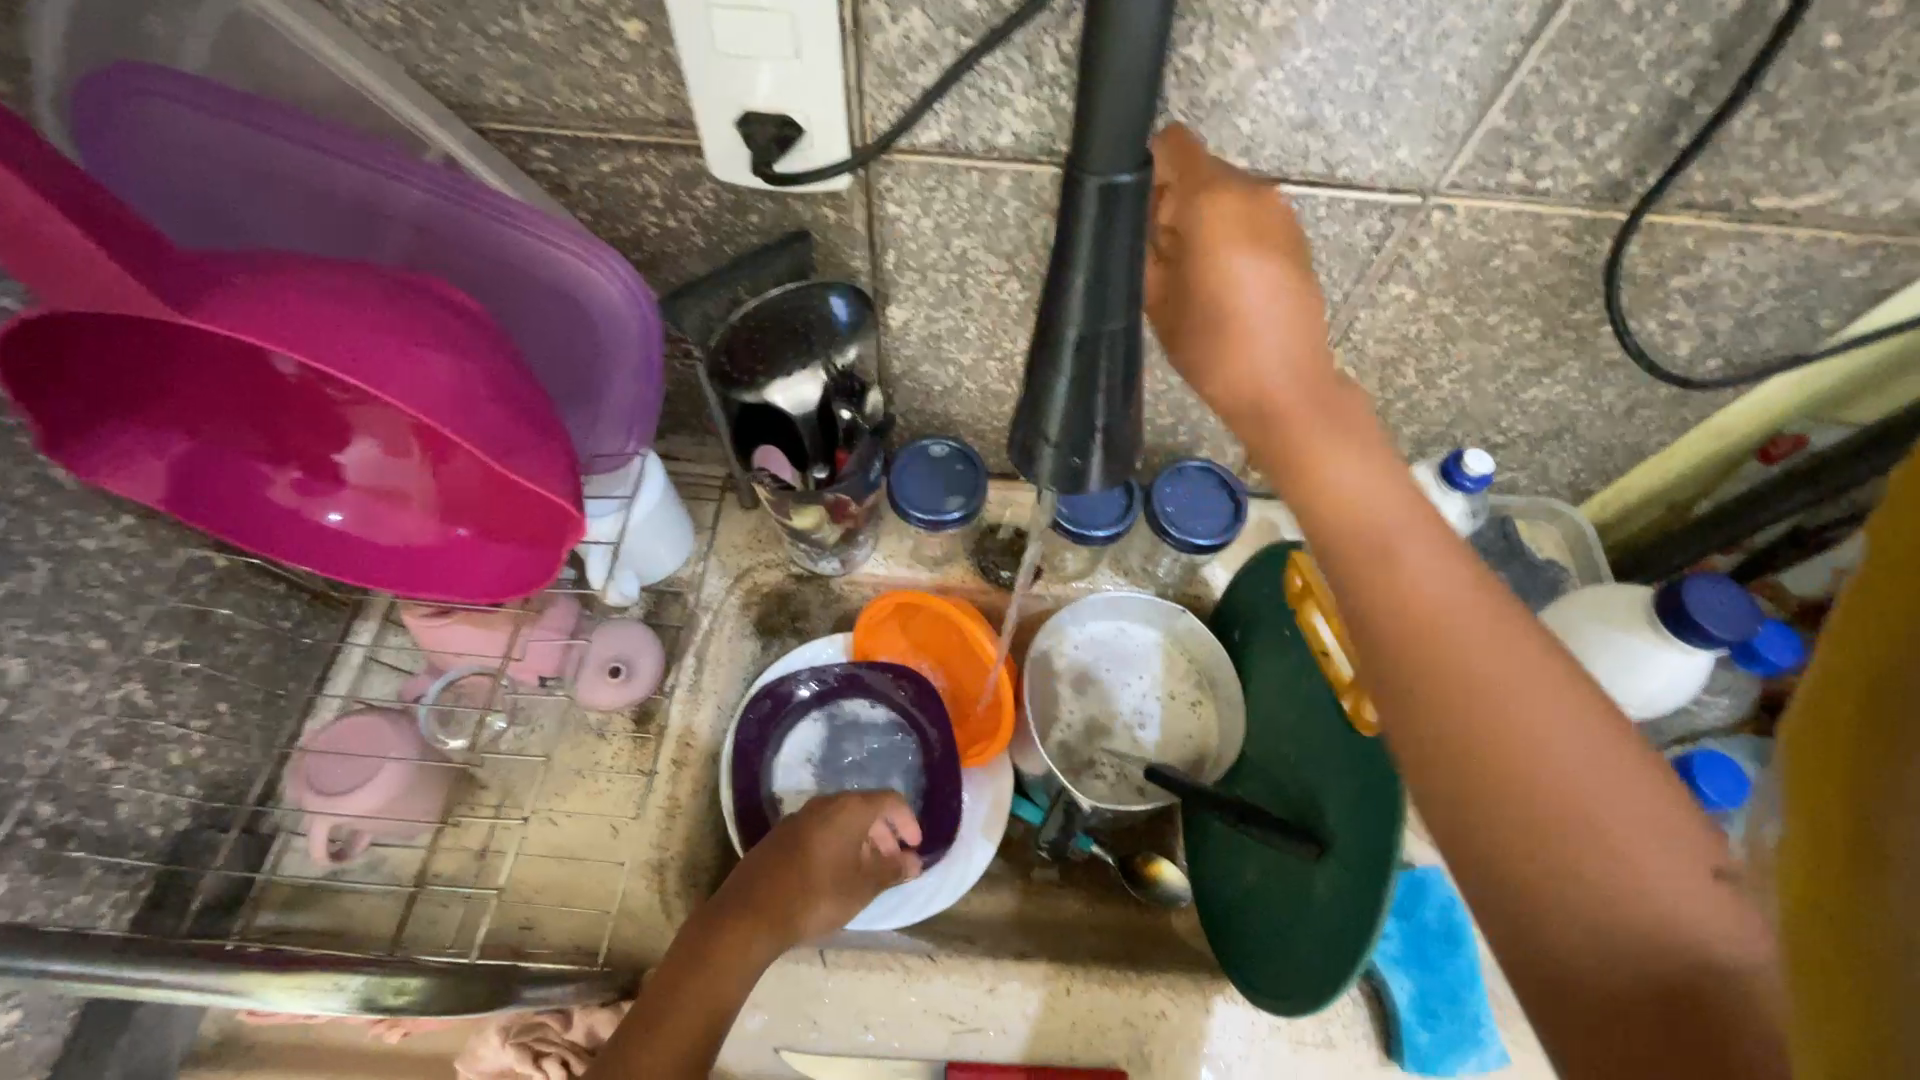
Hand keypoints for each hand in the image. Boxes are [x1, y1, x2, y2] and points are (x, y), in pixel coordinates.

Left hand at [711, 791, 923, 947]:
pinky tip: (834, 873)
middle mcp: (825, 804)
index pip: (890, 800)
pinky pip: (820, 830)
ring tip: (865, 871)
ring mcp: (799, 817)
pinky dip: (836, 844)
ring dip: (860, 840)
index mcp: (849, 809)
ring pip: (840, 819)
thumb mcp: (863, 887)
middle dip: (884, 833)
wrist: (750, 913)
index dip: (907, 821)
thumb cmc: (817, 896)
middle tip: (892, 862)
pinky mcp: (781, 835)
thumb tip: (915, 861)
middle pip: (864, 808)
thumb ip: (892, 870)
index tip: (914, 846)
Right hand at [1145, 124, 1338, 426]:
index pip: (1172, 143)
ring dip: (1201, 222)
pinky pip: (1249, 217)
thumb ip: (1144, 244)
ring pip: (1225, 195)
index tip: (1137, 215)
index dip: (1147, 170)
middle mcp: (1254, 190)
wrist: (1284, 386)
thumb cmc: (1212, 346)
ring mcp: (1281, 211)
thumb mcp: (1156, 298)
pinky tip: (1224, 284)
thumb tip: (1145, 217)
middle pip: (1199, 170)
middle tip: (1161, 259)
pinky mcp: (1295, 235)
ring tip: (1193, 278)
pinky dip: (1229, 235)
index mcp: (1214, 198)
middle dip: (1173, 203)